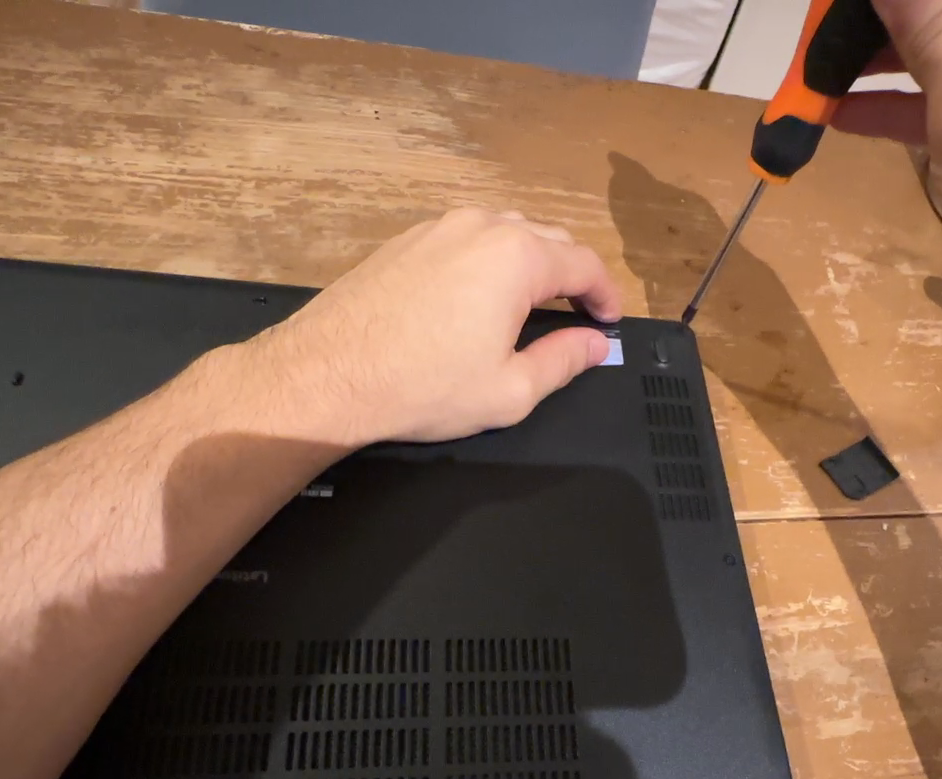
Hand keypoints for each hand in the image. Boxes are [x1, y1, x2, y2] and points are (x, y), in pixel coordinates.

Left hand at [247, 208, 621, 445]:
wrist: (329, 375)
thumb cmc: (426, 388)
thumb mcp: (510, 390)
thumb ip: (564, 361)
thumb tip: (596, 344)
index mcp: (517, 258)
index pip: (584, 263)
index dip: (607, 293)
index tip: (612, 319)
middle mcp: (481, 226)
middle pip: (548, 239)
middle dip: (573, 275)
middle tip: (580, 313)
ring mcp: (438, 227)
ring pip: (506, 233)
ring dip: (532, 264)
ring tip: (535, 304)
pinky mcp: (407, 240)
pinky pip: (466, 240)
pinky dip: (490, 262)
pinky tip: (481, 296)